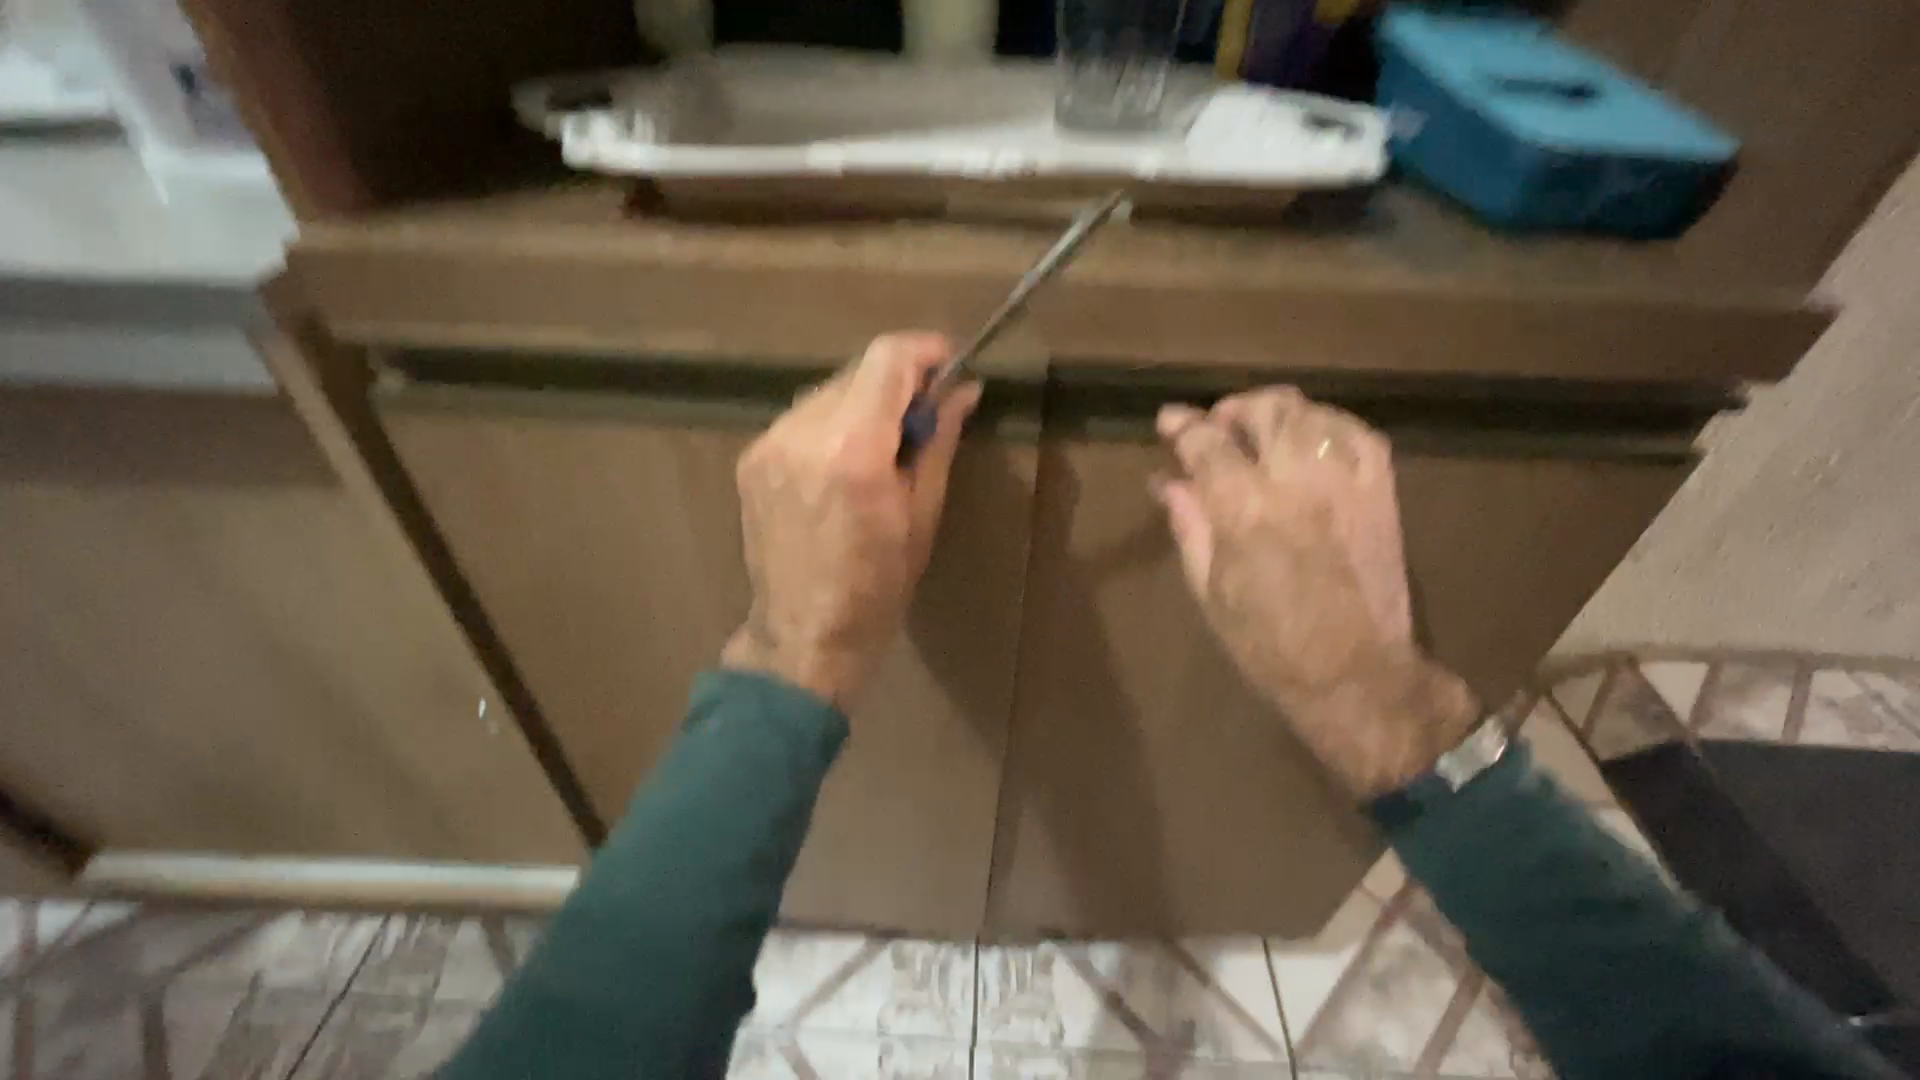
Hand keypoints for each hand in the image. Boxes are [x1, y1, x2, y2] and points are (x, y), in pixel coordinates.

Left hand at [723, 333, 981, 709]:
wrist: (804, 635)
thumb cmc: (877, 587)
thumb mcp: (921, 515)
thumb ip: (938, 442)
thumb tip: (963, 390)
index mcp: (852, 449)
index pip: (886, 358)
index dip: (925, 350)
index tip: (950, 364)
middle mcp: (802, 432)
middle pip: (857, 370)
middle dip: (896, 382)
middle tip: (925, 414)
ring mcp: (770, 443)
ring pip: (828, 392)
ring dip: (863, 404)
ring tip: (884, 447)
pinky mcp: (752, 458)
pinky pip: (802, 419)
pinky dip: (832, 426)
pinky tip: (844, 464)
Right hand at [1151, 387, 1480, 796]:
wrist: (1353, 673)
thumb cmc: (1266, 642)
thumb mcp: (1209, 589)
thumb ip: (1189, 525)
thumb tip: (1167, 482)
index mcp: (1245, 507)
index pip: (1207, 441)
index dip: (1182, 425)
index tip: (1169, 421)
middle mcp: (1297, 479)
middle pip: (1265, 409)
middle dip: (1233, 409)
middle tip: (1218, 428)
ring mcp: (1346, 480)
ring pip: (1310, 412)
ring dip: (1277, 414)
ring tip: (1261, 434)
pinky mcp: (1381, 491)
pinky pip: (1357, 433)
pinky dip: (1327, 426)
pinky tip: (1311, 442)